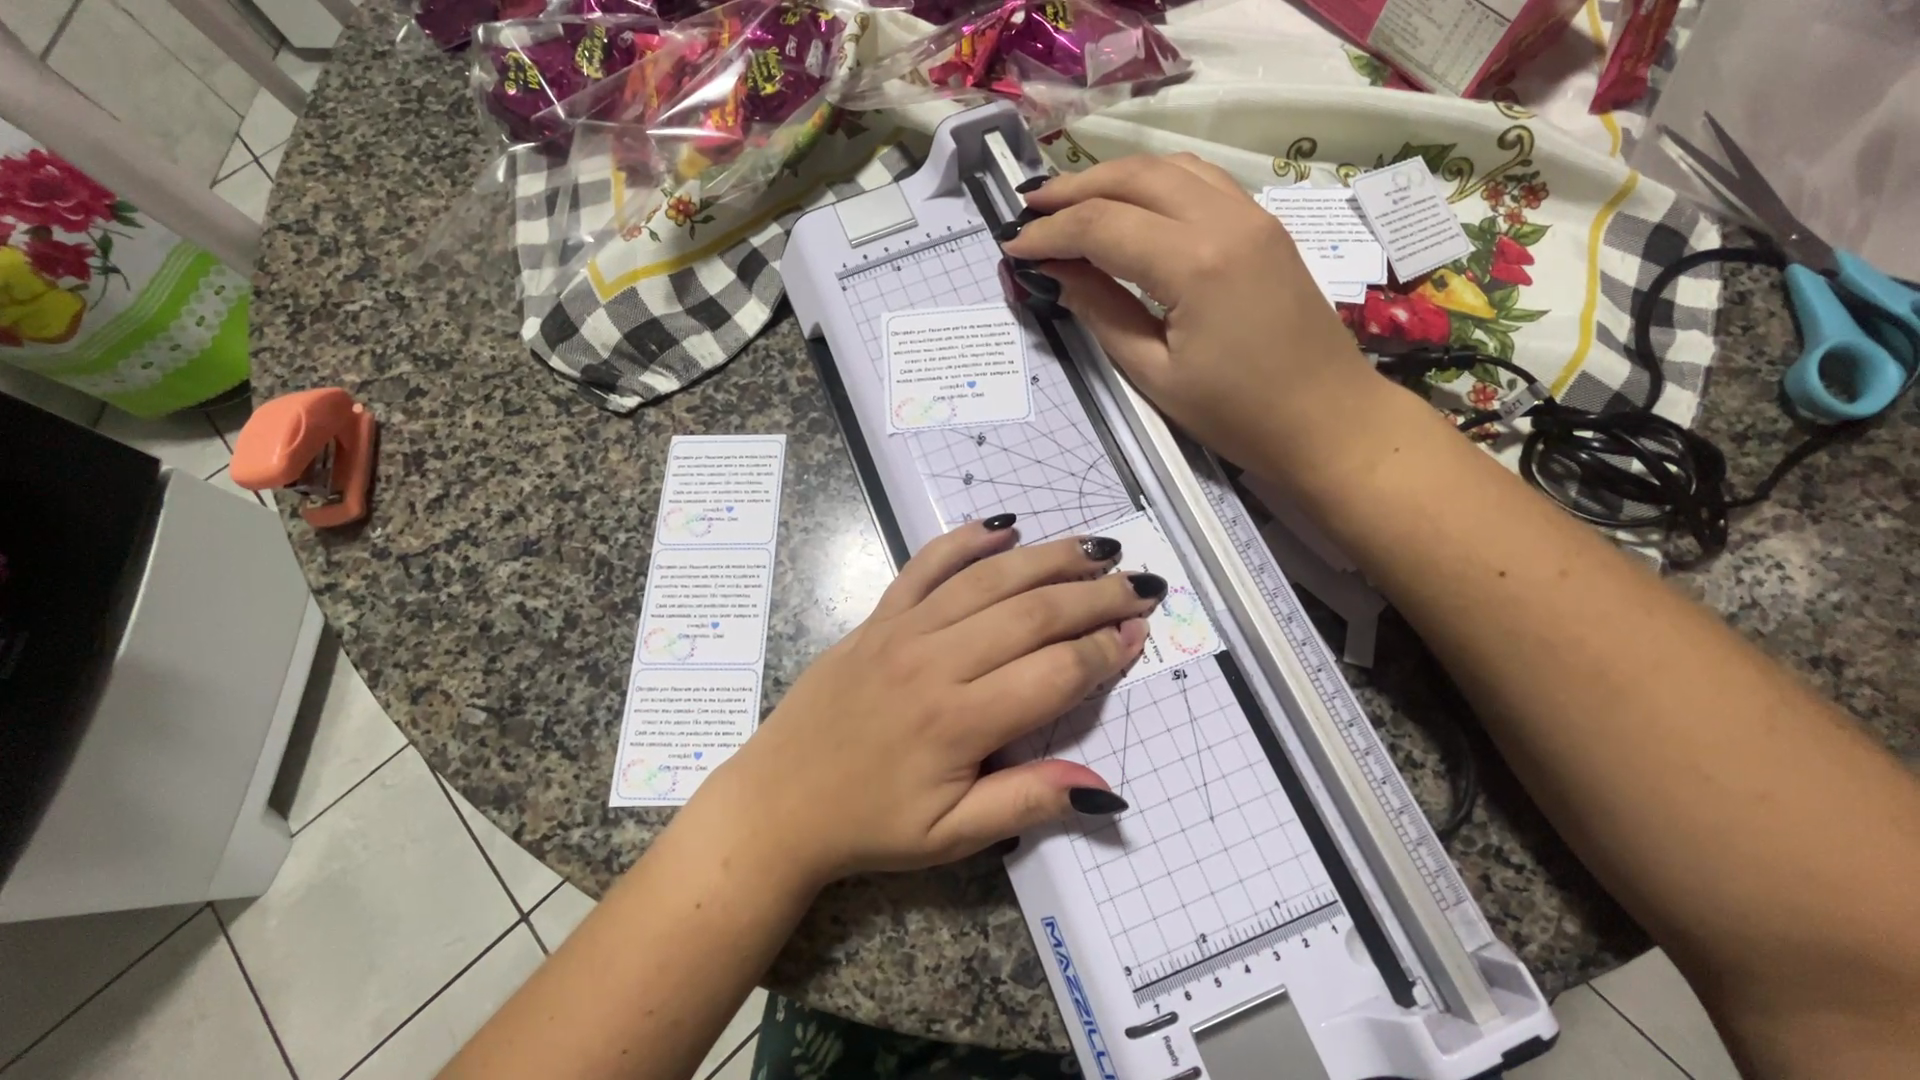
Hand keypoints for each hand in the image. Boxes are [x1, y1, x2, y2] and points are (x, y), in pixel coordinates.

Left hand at [702, 518, 1163, 885]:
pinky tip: (1004, 528)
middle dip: (1094, 597)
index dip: (1103, 652)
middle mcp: (934, 661)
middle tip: (1140, 585)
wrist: (777, 803)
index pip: (1054, 672)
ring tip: (1095, 550)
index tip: (1139, 634)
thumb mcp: (952, 835)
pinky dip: (966, 541)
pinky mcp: (876, 618)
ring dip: (1048, 560)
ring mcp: (901, 630)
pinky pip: (926, 566)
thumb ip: (1028, 801)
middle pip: (1032, 614)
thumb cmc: (869, 824)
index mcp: (958, 720)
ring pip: (989, 580)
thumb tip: (1105, 788)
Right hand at [1002, 154, 1381, 474]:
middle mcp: (1225, 220)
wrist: (1329, 421)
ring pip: (1169, 168)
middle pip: (1134, 178)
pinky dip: (1155, 182)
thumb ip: (1101, 313)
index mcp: (1194, 263)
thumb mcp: (1155, 374)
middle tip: (1029, 210)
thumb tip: (1058, 273)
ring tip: (1072, 202)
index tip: (1013, 247)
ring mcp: (1251, 216)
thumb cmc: (1239, 414)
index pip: (1103, 225)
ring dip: (1115, 177)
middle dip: (1073, 188)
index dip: (1050, 233)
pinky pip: (1200, 181)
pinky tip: (1132, 205)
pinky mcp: (1265, 226)